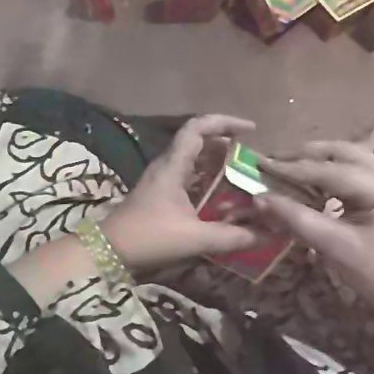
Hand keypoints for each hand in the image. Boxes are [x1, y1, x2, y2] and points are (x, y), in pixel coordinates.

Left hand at [99, 114, 262, 271]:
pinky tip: (224, 200)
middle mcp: (168, 167)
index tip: (250, 130)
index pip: (198, 128)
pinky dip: (208, 183)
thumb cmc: (148, 237)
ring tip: (243, 178)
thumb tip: (266, 236)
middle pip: (199, 143)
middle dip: (227, 146)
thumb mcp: (194, 238)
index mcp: (173, 165)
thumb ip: (231, 237)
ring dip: (218, 166)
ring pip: (194, 162)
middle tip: (252, 159)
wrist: (108, 251)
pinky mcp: (160, 196)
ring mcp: (162, 181)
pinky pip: (190, 180)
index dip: (225, 122)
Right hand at [259, 141, 373, 321]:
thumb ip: (296, 219)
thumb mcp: (334, 247)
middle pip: (342, 152)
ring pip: (350, 156)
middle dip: (304, 155)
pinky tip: (311, 179)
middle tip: (271, 160)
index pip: (330, 169)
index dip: (292, 167)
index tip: (260, 164)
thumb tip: (259, 198)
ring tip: (285, 166)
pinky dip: (331, 170)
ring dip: (317, 159)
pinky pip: (357, 170)